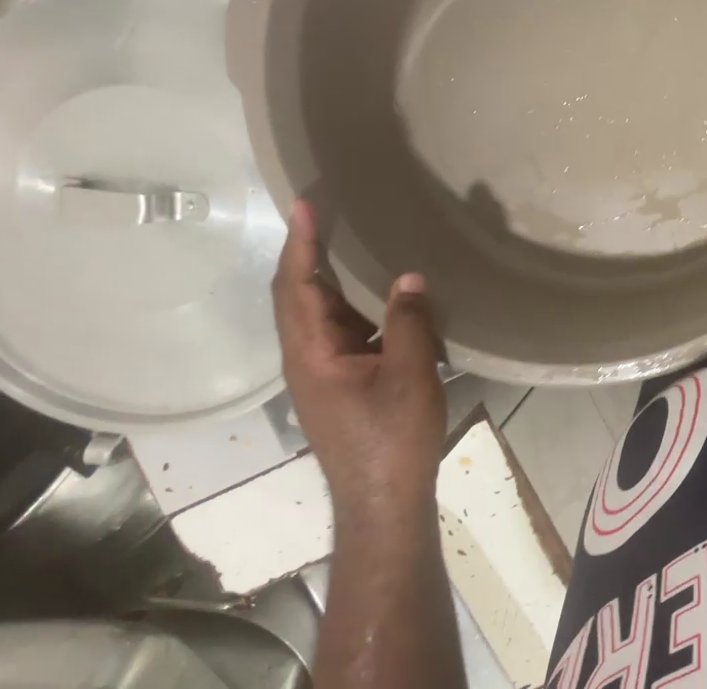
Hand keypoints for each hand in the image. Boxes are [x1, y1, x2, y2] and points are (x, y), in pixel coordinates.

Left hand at [273, 199, 445, 517]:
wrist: (383, 502)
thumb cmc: (392, 438)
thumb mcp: (408, 375)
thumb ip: (407, 322)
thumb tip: (408, 278)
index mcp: (312, 354)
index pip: (298, 286)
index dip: (301, 243)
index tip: (304, 204)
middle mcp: (308, 359)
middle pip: (301, 296)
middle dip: (309, 252)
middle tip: (326, 212)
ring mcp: (324, 374)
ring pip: (324, 314)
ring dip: (336, 278)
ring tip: (358, 242)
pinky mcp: (343, 385)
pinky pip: (346, 331)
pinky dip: (360, 305)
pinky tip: (388, 297)